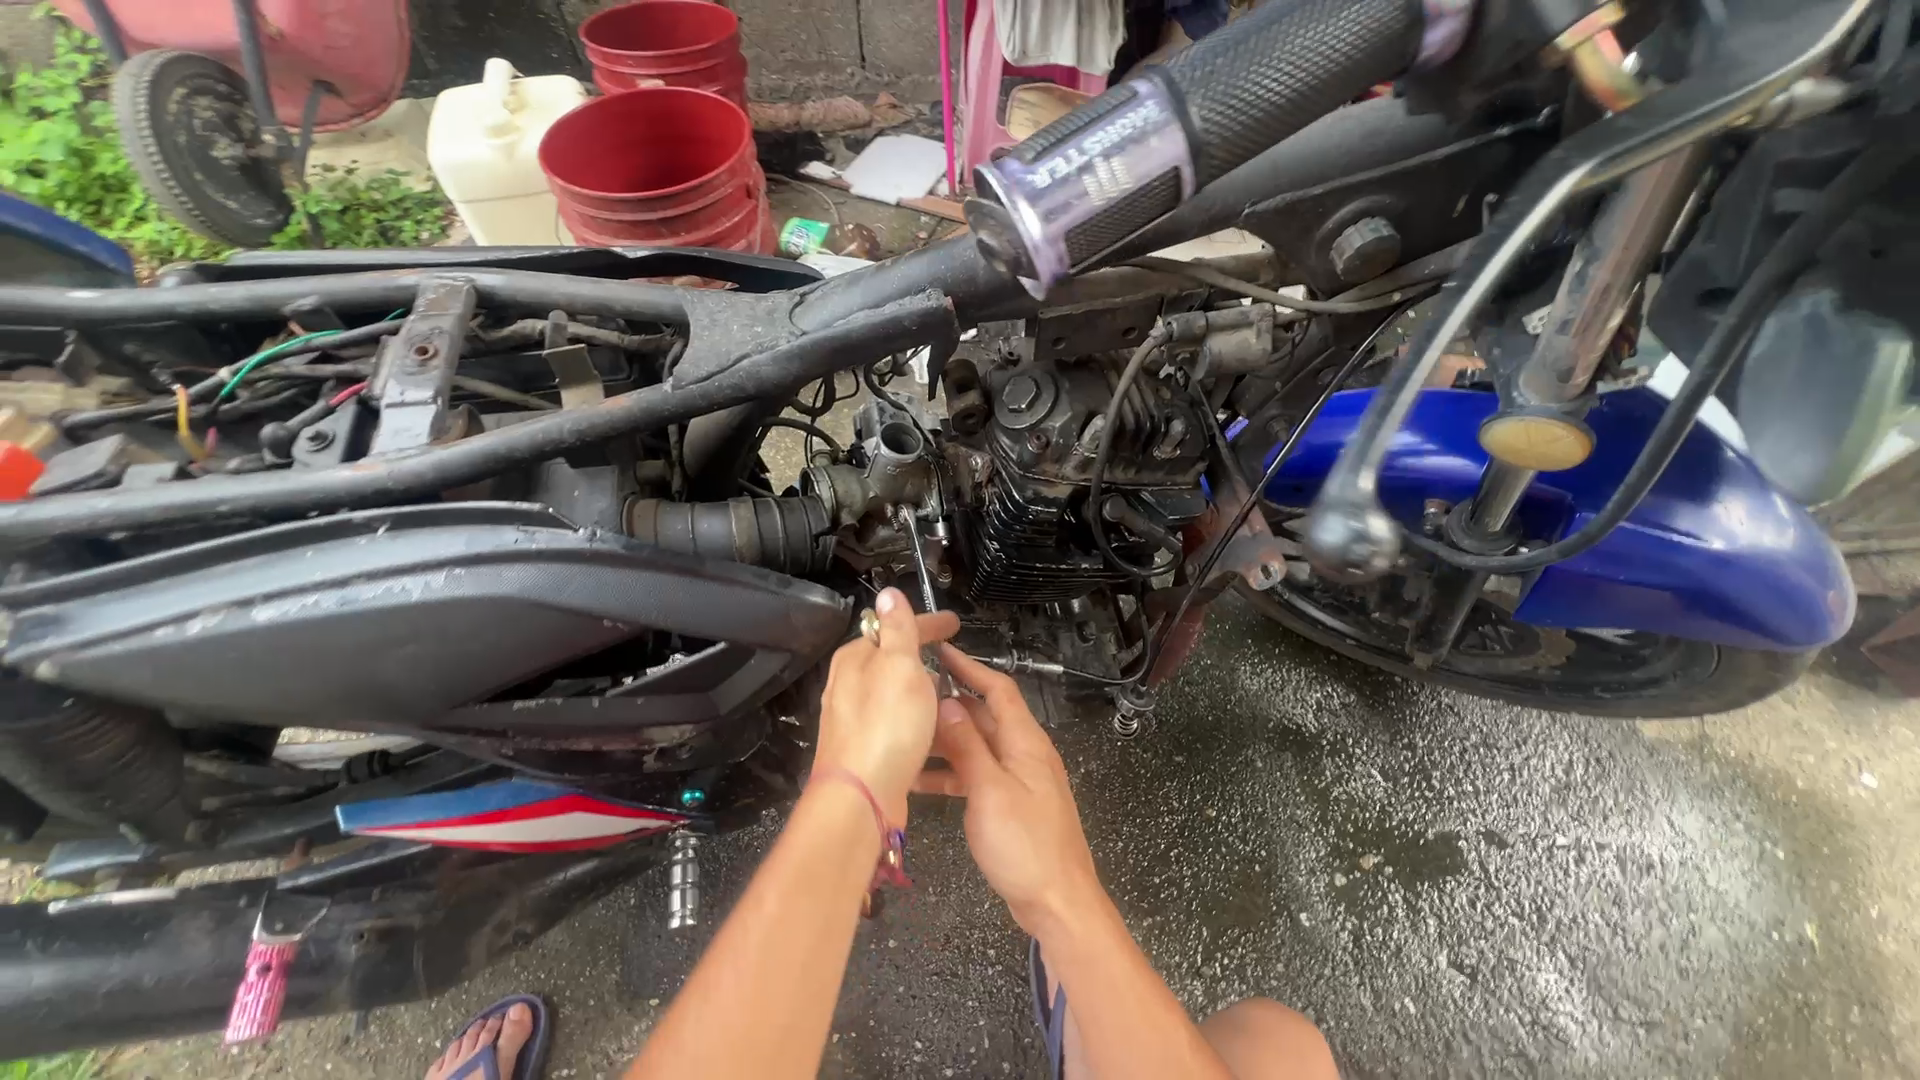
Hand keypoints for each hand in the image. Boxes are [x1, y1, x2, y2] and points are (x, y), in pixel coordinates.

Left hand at [812, 588, 958, 822]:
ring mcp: (855, 721)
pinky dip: (916, 721)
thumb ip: (897, 629)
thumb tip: (887, 592)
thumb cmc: (885, 726)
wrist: (862, 798)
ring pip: (894, 695)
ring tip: (949, 696)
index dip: (928, 624)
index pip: (895, 628)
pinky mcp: (865, 751)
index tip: (954, 623)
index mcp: (855, 659)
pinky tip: (932, 732)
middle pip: (891, 661)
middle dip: (922, 658)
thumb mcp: (898, 666)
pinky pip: (897, 725)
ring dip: (920, 692)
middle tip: (952, 658)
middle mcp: (849, 686)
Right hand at [913, 645, 1101, 934]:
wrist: (1058, 902)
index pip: (998, 689)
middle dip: (949, 706)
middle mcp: (1024, 753)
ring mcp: (1018, 779)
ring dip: (945, 743)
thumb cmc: (1026, 844)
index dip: (970, 667)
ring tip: (906, 741)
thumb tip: (947, 702)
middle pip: (984, 716)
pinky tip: (920, 783)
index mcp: (1025, 741)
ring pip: (977, 747)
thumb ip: (967, 745)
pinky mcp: (1010, 804)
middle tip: (909, 700)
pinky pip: (977, 776)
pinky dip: (951, 775)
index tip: (940, 652)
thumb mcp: (989, 790)